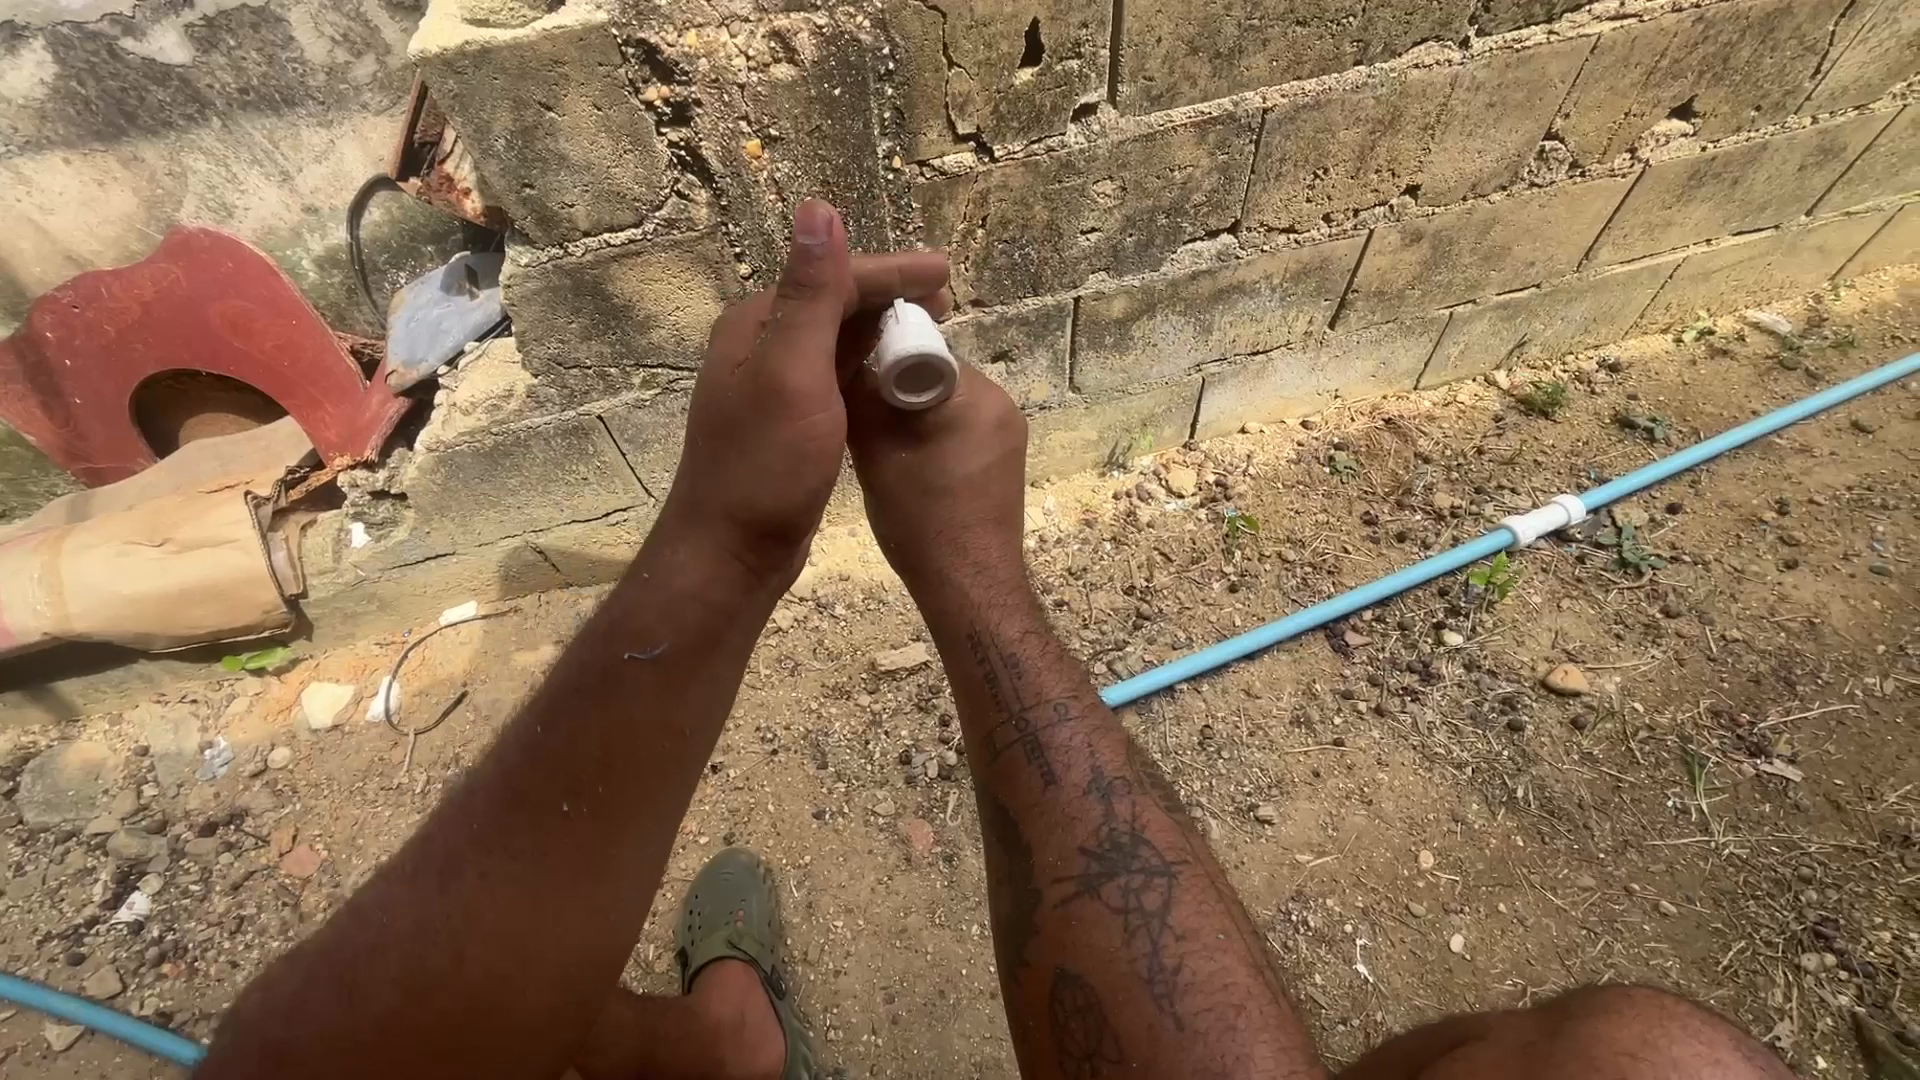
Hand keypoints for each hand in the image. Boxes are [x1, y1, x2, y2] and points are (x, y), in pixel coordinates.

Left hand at [657, 200, 947, 585]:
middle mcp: (762, 346)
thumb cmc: (766, 464)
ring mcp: (775, 387)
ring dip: (884, 333)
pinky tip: (896, 378)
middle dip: (891, 298)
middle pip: (834, 304)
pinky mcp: (791, 422)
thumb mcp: (792, 373)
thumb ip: (809, 294)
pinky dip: (870, 370)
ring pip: (838, 343)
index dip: (891, 272)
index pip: (830, 277)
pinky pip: (837, 378)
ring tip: (933, 336)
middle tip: (947, 305)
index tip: (945, 275)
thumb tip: (817, 207)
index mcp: (757, 325)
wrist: (733, 549)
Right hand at [846, 362, 1028, 602]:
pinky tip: (912, 465)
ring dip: (914, 415)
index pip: (919, 348)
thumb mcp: (875, 453)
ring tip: (884, 447)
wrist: (968, 584)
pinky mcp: (1005, 458)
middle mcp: (1001, 403)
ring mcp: (1009, 432)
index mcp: (974, 393)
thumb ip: (860, 398)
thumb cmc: (921, 518)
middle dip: (897, 390)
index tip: (851, 378)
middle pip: (934, 374)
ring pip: (946, 402)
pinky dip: (934, 436)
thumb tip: (841, 360)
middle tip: (862, 418)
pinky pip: (962, 428)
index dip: (880, 359)